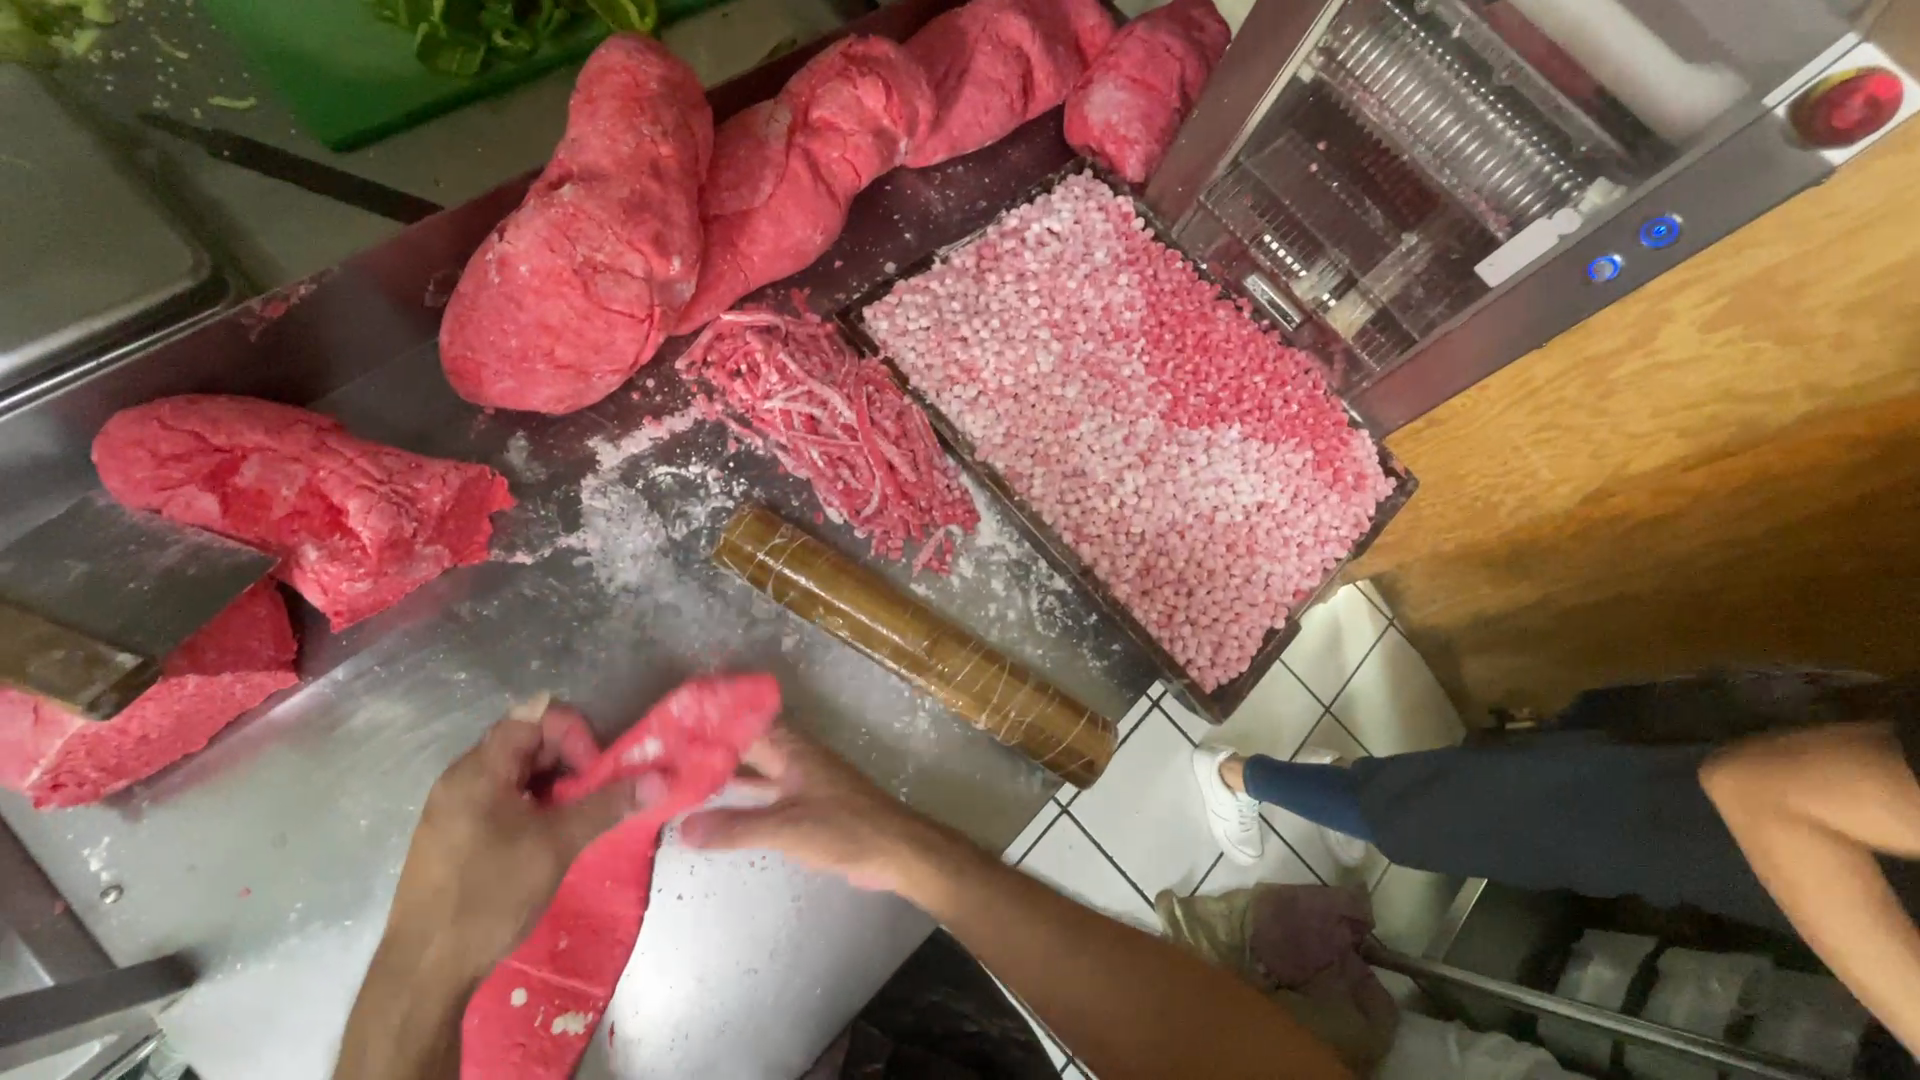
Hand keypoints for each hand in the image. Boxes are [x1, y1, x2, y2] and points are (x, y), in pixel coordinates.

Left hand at [382, 703, 638, 984]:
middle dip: (571, 760)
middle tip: (597, 794)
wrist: (424, 971)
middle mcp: (461, 780)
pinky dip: (537, 806)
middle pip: (526, 743)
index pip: (533, 718)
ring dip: (558, 786)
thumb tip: (660, 779)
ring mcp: (455, 810)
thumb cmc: (490, 895)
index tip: (595, 771)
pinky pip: (505, 800)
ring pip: (519, 775)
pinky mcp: (457, 837)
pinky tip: (552, 838)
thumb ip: (608, 805)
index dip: (573, 733)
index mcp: (477, 771)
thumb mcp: (558, 845)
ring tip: (580, 818)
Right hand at [679, 725, 948, 893]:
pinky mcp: (802, 803)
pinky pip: (761, 792)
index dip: (709, 722)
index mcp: (791, 748)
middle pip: (744, 745)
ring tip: (677, 777)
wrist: (895, 849)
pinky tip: (712, 808)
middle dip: (708, 747)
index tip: (669, 724)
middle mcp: (792, 756)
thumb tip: (682, 826)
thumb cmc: (846, 829)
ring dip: (722, 773)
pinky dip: (738, 797)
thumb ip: (736, 827)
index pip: (743, 724)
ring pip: (752, 769)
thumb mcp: (787, 828)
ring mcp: (798, 779)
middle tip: (662, 754)